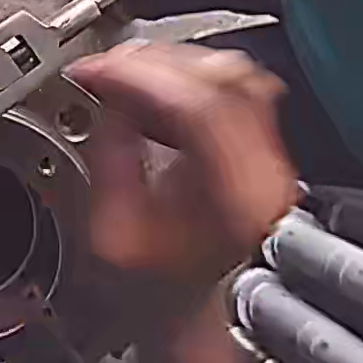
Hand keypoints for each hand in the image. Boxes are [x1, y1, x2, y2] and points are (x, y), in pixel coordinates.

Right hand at [69, 42, 298, 303]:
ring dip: (165, 64)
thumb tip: (108, 107)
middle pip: (212, 77)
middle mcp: (263, 167)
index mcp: (234, 194)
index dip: (136, 77)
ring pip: (225, 71)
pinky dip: (185, 73)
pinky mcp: (258, 141)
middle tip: (104, 69)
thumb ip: (111, 160)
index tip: (95, 71)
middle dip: (145, 63)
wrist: (199, 299)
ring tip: (126, 76)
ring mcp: (267, 152)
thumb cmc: (166, 276)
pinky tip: (155, 86)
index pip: (194, 105)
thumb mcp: (118, 229)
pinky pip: (229, 82)